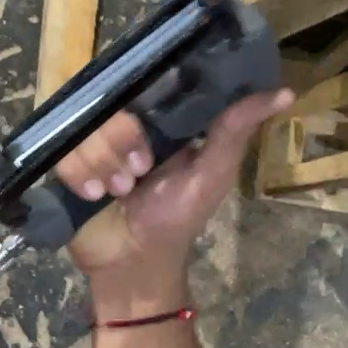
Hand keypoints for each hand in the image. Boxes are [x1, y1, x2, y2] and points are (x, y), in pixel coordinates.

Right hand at [58, 90, 293, 300]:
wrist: (132, 263)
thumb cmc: (176, 220)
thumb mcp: (211, 174)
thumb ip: (234, 132)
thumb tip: (284, 93)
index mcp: (158, 122)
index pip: (144, 83)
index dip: (146, 97)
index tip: (155, 124)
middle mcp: (121, 128)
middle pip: (109, 108)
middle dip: (122, 143)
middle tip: (138, 174)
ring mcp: (90, 147)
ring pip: (84, 131)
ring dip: (102, 165)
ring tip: (116, 192)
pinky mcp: (65, 168)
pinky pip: (63, 155)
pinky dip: (79, 175)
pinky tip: (93, 195)